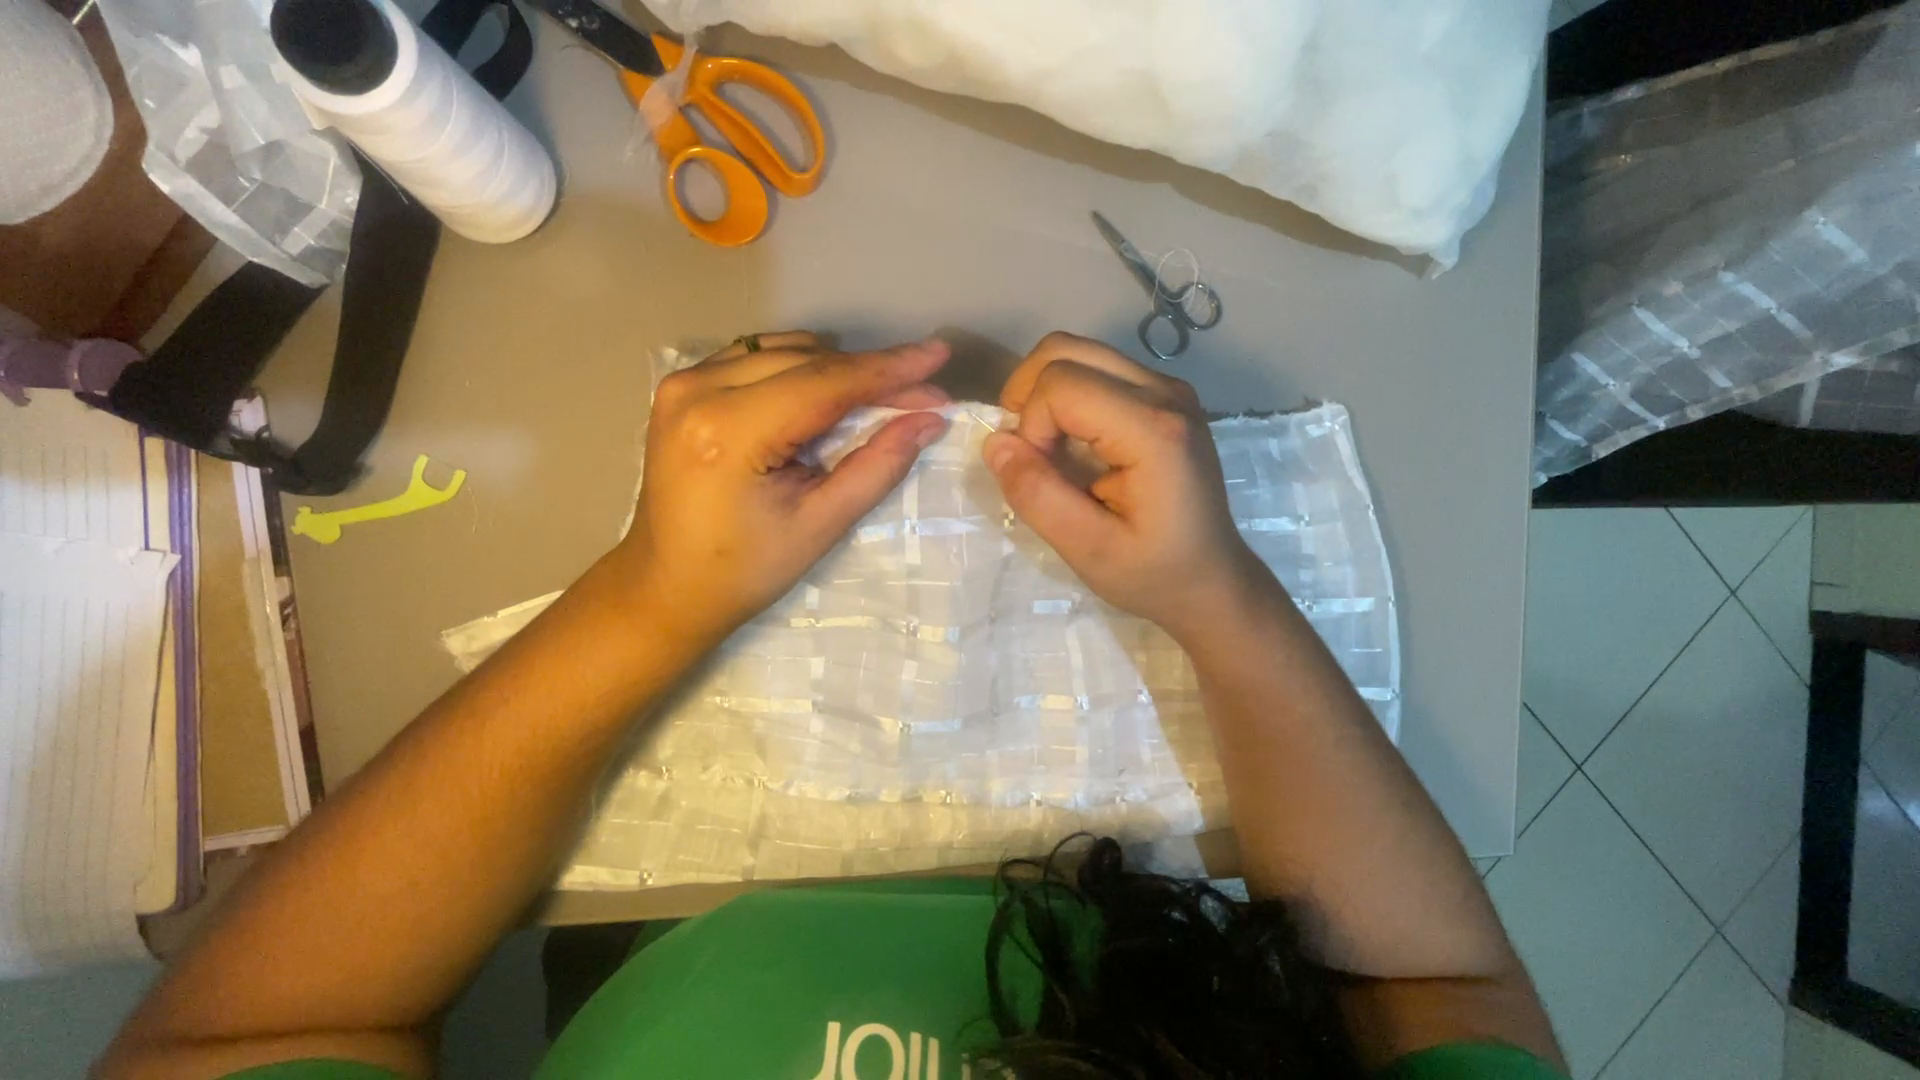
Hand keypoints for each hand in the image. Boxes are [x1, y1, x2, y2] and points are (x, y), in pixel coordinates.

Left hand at [611, 332, 950, 646]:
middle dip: (870, 372)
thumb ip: (877, 466)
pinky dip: (799, 369)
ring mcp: (683, 382)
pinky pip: (756, 356)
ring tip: (877, 400)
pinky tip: (824, 396)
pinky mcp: (680, 386)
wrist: (665, 585)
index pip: (825, 382)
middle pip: (807, 359)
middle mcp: (698, 390)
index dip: (889, 369)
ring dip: (836, 368)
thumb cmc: (744, 570)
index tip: (939, 355)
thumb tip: (929, 419)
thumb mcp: (819, 526)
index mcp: (729, 431)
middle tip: (922, 393)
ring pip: (784, 349)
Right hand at [982, 332, 1272, 640]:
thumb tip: (995, 442)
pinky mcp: (1163, 395)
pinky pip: (1098, 371)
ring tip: (1051, 450)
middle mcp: (1165, 392)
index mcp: (1154, 430)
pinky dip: (1069, 398)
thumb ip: (1037, 495)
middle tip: (1031, 451)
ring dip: (1047, 396)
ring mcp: (1168, 388)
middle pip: (1066, 349)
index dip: (1032, 424)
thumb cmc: (1153, 573)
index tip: (1042, 474)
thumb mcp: (1087, 550)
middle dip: (1029, 395)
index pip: (1061, 383)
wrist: (1211, 580)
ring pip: (1079, 353)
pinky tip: (1076, 446)